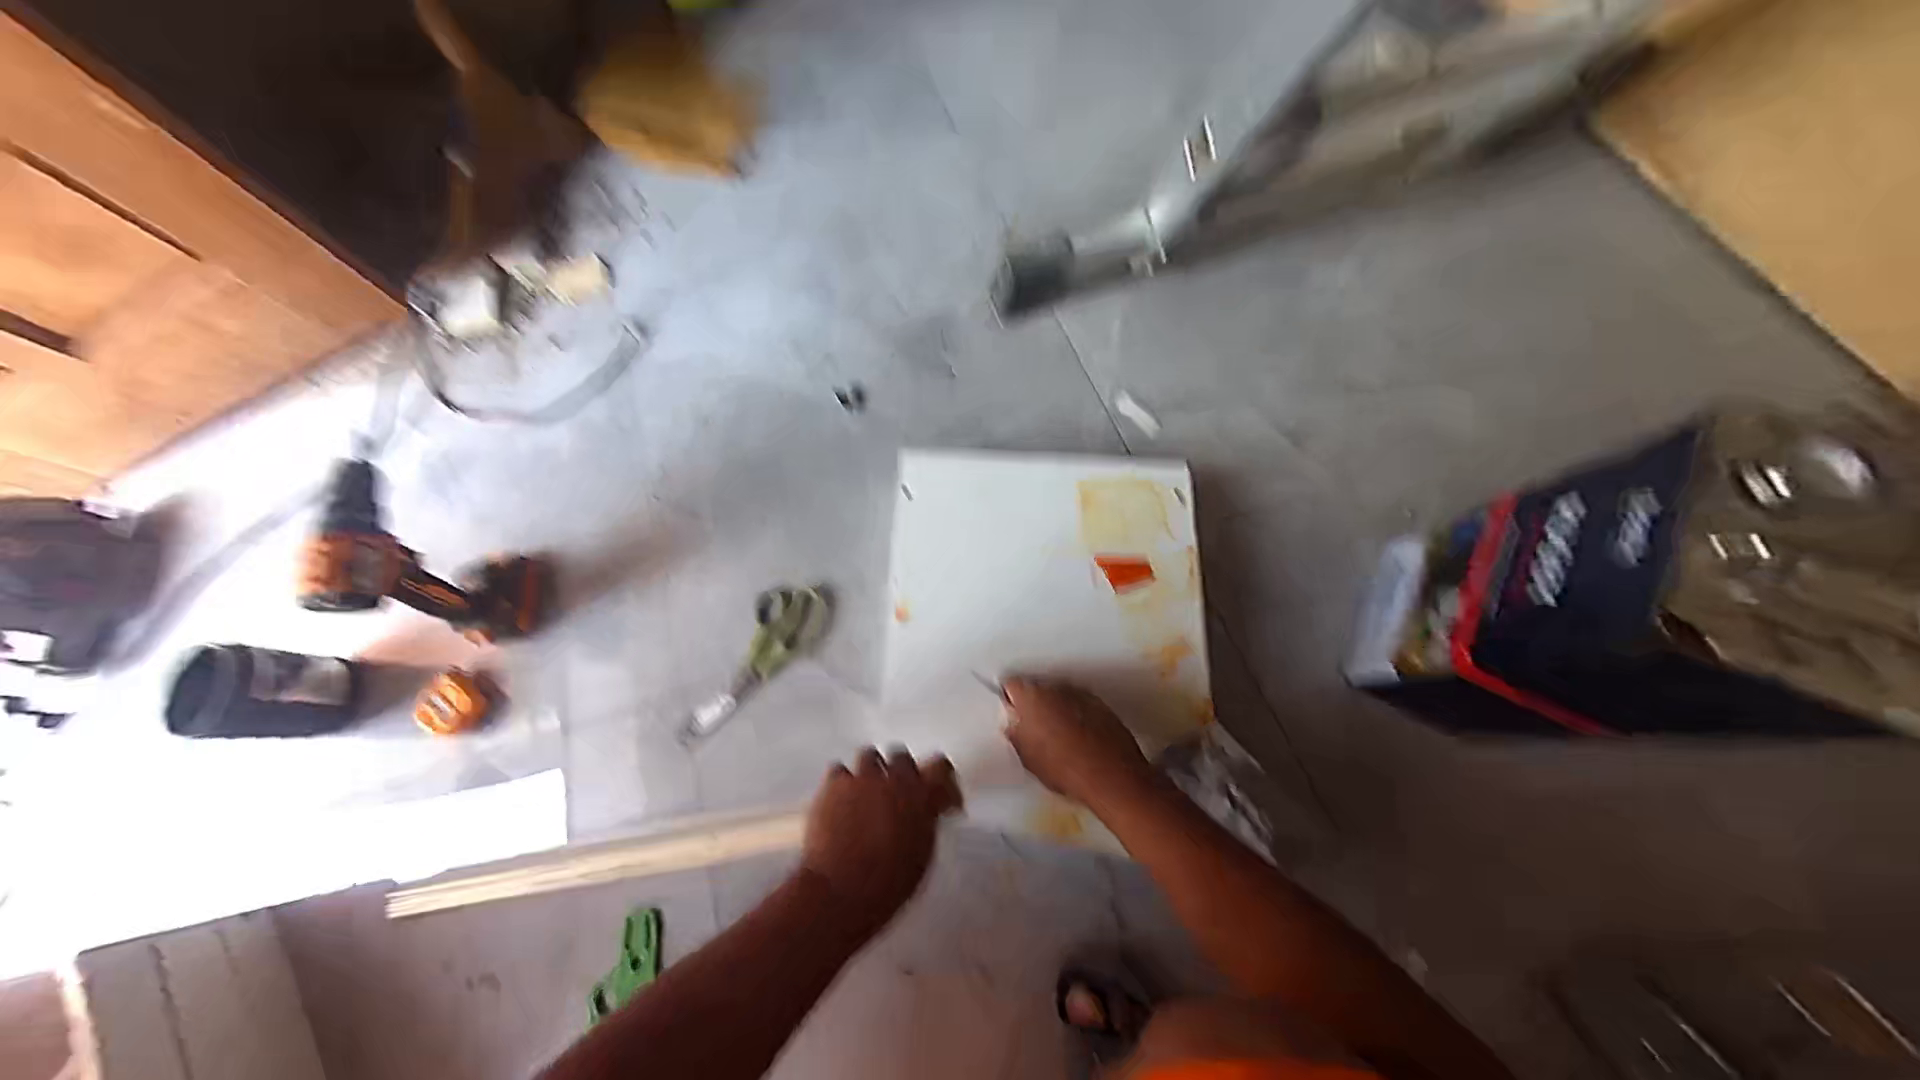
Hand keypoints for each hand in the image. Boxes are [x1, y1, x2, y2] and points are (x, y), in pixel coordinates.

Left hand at [800, 747, 960, 930]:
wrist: (843, 889)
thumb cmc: (886, 882)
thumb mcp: (921, 854)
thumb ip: (925, 823)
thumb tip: (923, 816)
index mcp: (924, 797)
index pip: (941, 766)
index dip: (939, 775)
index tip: (937, 788)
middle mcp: (896, 780)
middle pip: (901, 756)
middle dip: (899, 769)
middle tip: (895, 788)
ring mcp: (864, 778)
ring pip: (869, 756)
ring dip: (869, 770)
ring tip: (864, 789)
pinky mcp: (834, 784)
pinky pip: (838, 770)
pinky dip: (840, 781)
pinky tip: (839, 797)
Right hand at [1002, 677, 1154, 806]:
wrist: (1111, 778)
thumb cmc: (1065, 769)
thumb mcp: (1028, 759)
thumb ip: (1016, 735)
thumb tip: (1014, 727)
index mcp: (1032, 697)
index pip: (1011, 685)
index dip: (1009, 699)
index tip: (1011, 712)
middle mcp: (1057, 688)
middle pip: (1037, 687)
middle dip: (1033, 703)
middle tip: (1033, 728)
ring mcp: (1082, 694)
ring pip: (1060, 694)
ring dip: (1057, 707)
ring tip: (1058, 736)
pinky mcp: (1102, 704)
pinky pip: (1081, 704)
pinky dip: (1077, 714)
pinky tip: (1079, 738)